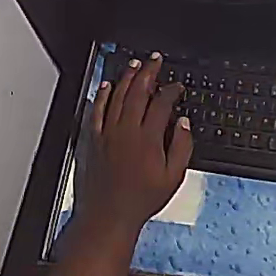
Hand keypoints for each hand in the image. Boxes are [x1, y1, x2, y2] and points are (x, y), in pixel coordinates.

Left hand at [75, 53, 192, 240]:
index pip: (162, 103)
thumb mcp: (172, 177)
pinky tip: (106, 86)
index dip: (171, 91)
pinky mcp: (93, 139)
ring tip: (134, 65)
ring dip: (126, 78)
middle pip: (137, 92)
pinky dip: (101, 95)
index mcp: (148, 138)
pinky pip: (96, 110)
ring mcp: (107, 133)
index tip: (177, 87)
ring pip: (116, 96)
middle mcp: (126, 131)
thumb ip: (181, 147)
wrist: (108, 215)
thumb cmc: (140, 199)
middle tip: (154, 60)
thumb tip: (183, 124)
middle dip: (148, 72)